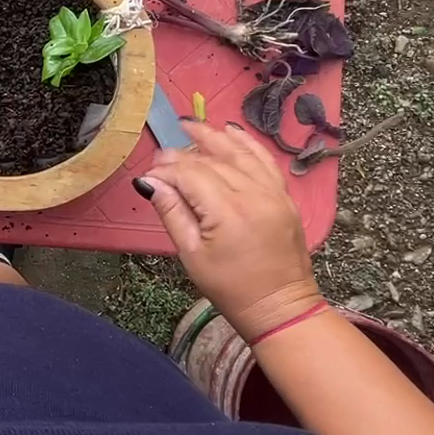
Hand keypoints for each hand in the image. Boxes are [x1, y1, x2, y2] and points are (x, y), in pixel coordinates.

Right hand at [136, 122, 322, 341]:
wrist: (280, 308)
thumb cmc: (229, 287)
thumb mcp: (190, 253)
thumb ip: (171, 211)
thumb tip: (149, 182)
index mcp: (228, 212)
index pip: (190, 174)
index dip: (166, 170)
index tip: (149, 175)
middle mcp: (254, 195)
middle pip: (213, 161)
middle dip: (183, 155)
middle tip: (161, 154)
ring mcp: (274, 195)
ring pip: (241, 154)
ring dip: (215, 137)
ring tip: (191, 126)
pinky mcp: (285, 198)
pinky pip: (266, 161)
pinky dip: (248, 144)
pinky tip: (232, 132)